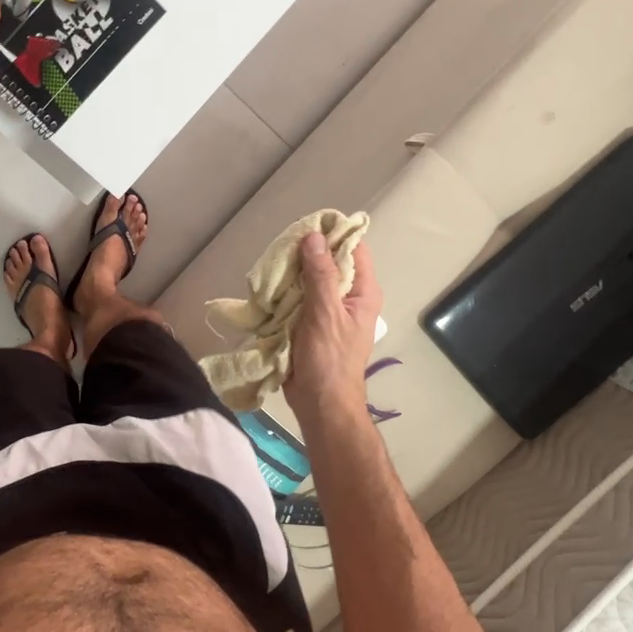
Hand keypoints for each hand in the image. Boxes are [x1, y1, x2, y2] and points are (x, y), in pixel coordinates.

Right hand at [283, 233, 383, 427]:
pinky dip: (285, 292)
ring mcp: (329, 310)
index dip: (333, 234)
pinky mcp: (311, 323)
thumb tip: (314, 237)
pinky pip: (299, 298)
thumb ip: (320, 274)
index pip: (354, 248)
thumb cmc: (329, 360)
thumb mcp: (325, 313)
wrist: (321, 404)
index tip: (305, 227)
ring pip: (311, 279)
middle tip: (281, 247)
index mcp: (363, 292)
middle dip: (306, 254)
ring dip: (292, 274)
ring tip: (271, 266)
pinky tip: (269, 288)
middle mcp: (349, 297)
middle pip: (330, 262)